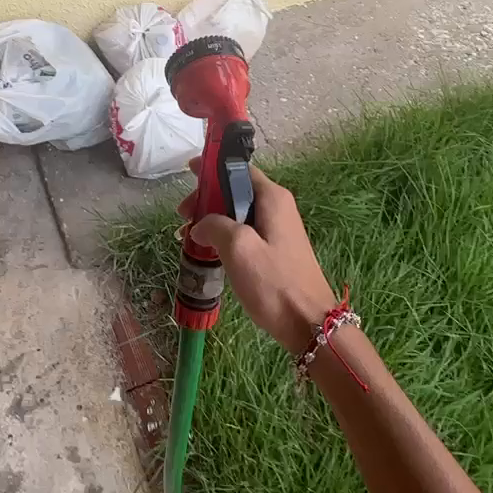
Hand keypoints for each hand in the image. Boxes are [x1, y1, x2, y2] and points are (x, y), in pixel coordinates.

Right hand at [182, 161, 336, 354]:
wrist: (308, 324)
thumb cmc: (274, 282)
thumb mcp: (238, 247)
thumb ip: (215, 225)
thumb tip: (201, 225)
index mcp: (272, 197)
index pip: (238, 168)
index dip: (212, 169)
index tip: (188, 175)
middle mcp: (278, 206)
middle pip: (236, 190)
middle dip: (207, 199)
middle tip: (183, 216)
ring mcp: (278, 229)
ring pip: (239, 212)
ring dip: (213, 219)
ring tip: (190, 237)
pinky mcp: (276, 250)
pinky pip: (245, 232)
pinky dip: (225, 236)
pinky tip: (210, 252)